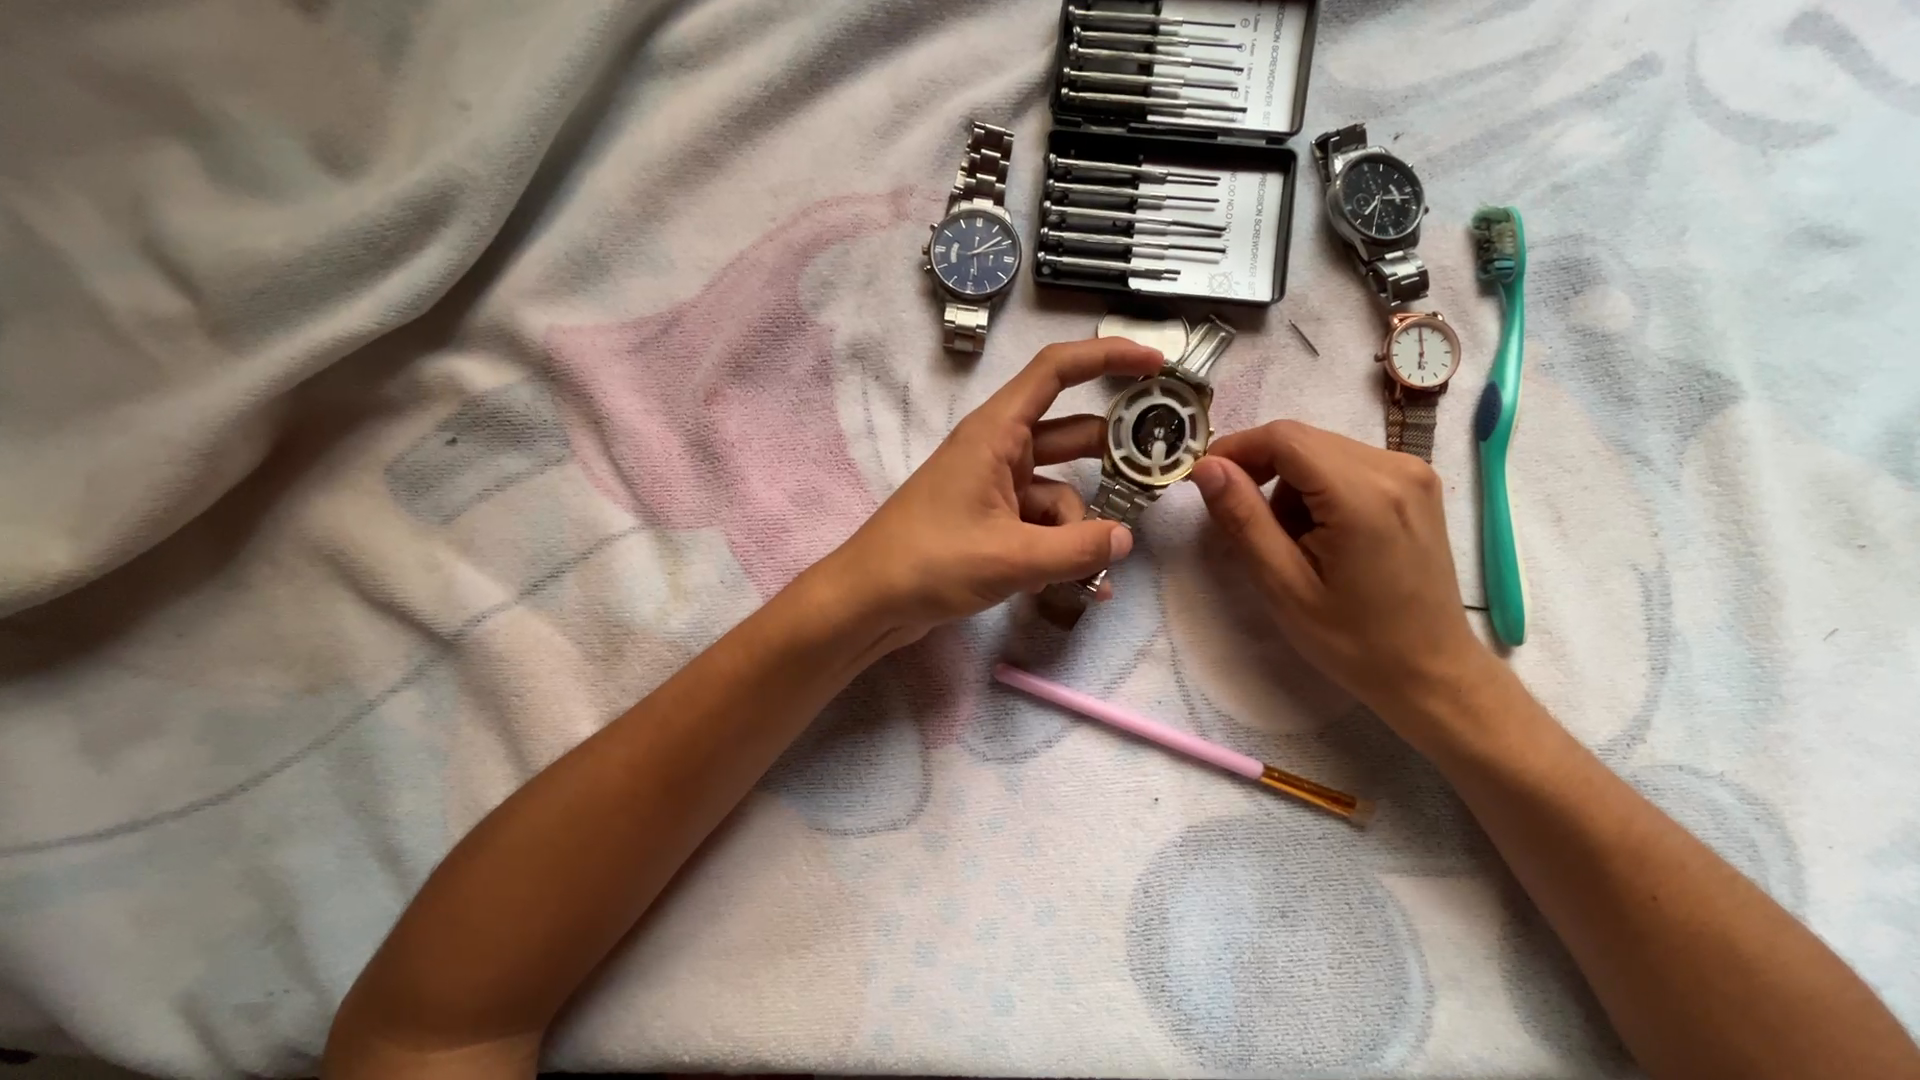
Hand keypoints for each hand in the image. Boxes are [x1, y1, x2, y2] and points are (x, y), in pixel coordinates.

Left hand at [819, 337, 1165, 646]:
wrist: (869, 601)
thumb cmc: (929, 563)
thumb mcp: (1012, 557)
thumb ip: (1077, 548)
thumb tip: (1124, 539)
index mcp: (995, 433)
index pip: (1056, 370)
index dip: (1107, 356)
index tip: (1156, 364)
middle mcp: (997, 450)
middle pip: (1071, 435)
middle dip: (1111, 458)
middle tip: (1156, 478)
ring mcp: (993, 487)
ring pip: (1060, 490)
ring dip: (1081, 526)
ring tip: (1092, 570)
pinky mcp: (990, 521)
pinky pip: (1040, 524)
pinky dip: (1059, 548)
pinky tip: (1071, 586)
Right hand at [1190, 420, 1493, 728]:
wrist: (1429, 670)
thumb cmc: (1352, 640)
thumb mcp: (1284, 586)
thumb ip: (1243, 519)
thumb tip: (1206, 466)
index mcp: (1363, 495)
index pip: (1284, 438)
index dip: (1236, 448)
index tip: (1204, 480)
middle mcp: (1396, 468)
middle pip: (1303, 439)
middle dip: (1261, 470)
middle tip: (1243, 521)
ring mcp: (1412, 472)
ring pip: (1322, 450)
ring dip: (1290, 484)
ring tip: (1292, 541)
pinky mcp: (1417, 484)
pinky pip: (1348, 463)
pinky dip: (1319, 488)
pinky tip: (1322, 533)